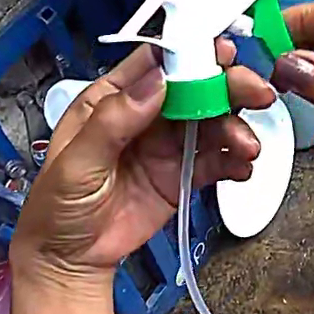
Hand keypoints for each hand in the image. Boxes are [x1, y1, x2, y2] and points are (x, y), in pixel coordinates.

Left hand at [11, 42, 276, 290]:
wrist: (70, 259)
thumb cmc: (58, 206)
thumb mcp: (76, 162)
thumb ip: (113, 121)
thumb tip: (155, 82)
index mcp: (112, 100)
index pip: (155, 65)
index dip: (191, 54)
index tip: (221, 54)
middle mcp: (144, 118)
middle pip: (194, 89)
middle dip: (227, 87)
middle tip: (255, 93)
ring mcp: (165, 147)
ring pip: (210, 124)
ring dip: (234, 129)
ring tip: (247, 147)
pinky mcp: (180, 177)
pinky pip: (213, 162)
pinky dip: (233, 162)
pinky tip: (242, 167)